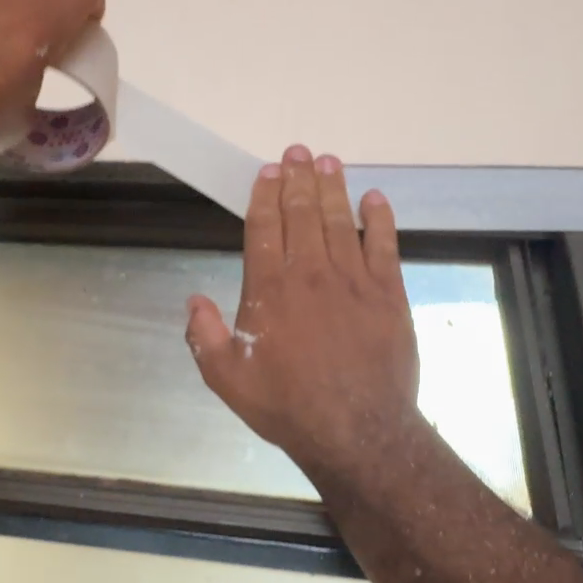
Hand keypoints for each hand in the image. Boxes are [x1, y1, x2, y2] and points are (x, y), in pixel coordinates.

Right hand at [185, 146, 423, 464]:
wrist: (356, 431)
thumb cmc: (287, 406)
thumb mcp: (227, 379)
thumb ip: (205, 336)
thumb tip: (193, 299)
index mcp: (270, 290)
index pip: (264, 228)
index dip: (264, 195)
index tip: (266, 172)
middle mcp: (311, 274)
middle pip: (302, 214)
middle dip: (297, 179)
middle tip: (297, 152)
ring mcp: (353, 281)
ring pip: (340, 222)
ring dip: (333, 188)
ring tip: (328, 161)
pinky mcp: (389, 294)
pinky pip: (384, 246)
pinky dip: (379, 220)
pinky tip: (374, 199)